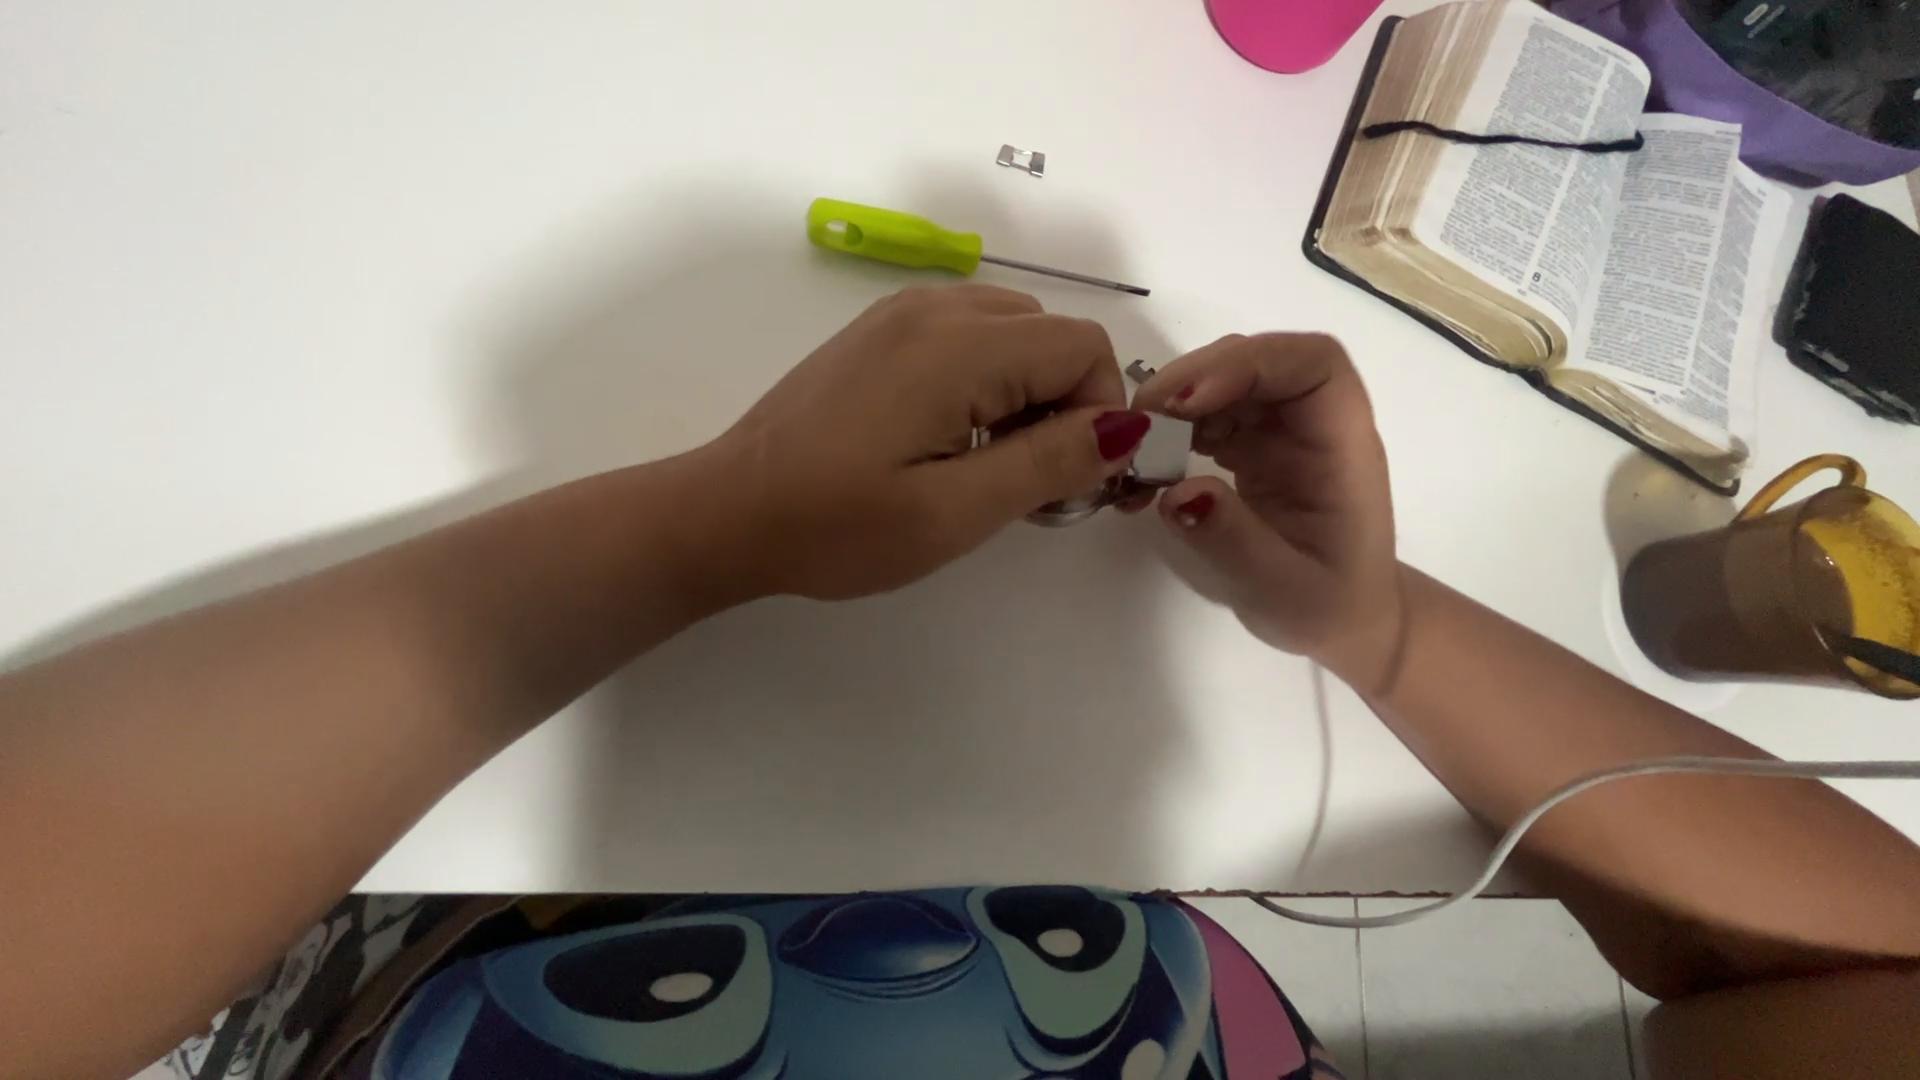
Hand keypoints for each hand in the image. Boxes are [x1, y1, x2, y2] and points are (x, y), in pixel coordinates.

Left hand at [704, 285, 1150, 599]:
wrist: (728, 511)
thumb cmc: (836, 526)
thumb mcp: (953, 512)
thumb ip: (1047, 463)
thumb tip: (1125, 428)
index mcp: (958, 346)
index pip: (1082, 348)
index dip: (1099, 414)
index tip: (1071, 482)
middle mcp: (934, 309)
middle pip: (1050, 336)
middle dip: (1066, 406)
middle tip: (1032, 483)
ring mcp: (900, 316)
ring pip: (1011, 336)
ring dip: (1026, 396)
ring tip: (988, 466)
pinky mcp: (878, 335)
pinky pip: (965, 340)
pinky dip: (985, 384)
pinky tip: (948, 441)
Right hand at [1132, 334, 1406, 693]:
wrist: (1341, 620)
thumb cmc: (1327, 606)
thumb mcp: (1282, 588)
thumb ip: (1233, 540)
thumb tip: (1174, 494)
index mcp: (1342, 445)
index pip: (1312, 365)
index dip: (1249, 363)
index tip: (1184, 403)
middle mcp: (1312, 425)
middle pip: (1259, 362)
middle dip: (1195, 379)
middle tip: (1138, 423)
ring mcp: (1280, 434)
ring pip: (1227, 382)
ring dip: (1176, 403)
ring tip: (1135, 447)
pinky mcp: (1251, 448)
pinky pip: (1209, 415)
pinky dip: (1172, 429)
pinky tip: (1148, 464)